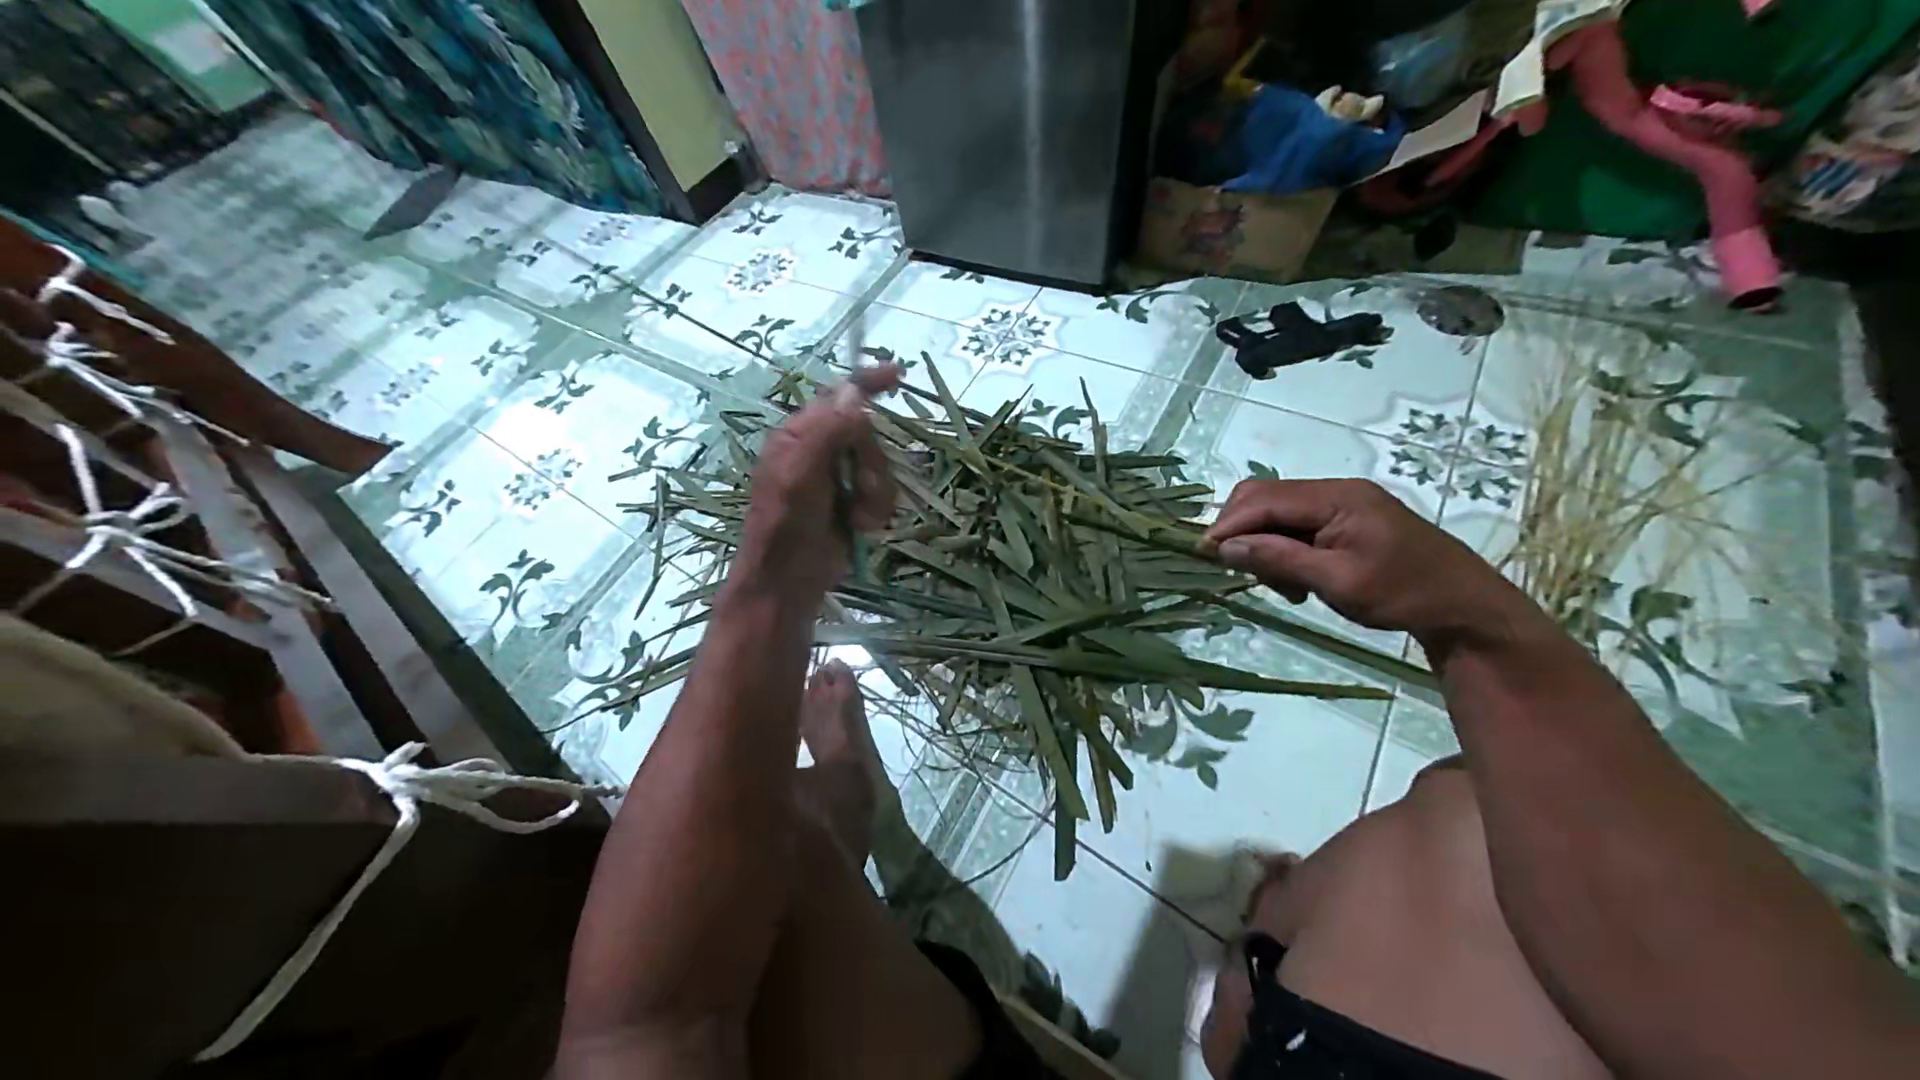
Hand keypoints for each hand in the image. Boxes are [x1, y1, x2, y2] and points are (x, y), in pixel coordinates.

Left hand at [730, 365, 900, 602]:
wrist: (789, 582)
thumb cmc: (784, 528)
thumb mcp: (798, 476)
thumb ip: (826, 433)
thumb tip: (854, 394)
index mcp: (800, 435)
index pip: (838, 397)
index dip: (867, 384)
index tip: (897, 375)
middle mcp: (821, 450)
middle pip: (868, 434)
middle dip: (870, 463)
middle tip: (858, 489)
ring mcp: (839, 478)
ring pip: (881, 466)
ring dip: (875, 493)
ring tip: (857, 517)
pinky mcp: (855, 503)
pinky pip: (884, 493)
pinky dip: (877, 511)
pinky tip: (861, 527)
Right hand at [1203, 478, 1537, 644]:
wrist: (1465, 608)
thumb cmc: (1404, 594)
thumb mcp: (1337, 581)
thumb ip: (1279, 559)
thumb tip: (1224, 547)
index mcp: (1338, 498)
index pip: (1265, 500)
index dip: (1229, 524)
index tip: (1203, 553)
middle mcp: (1335, 491)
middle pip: (1264, 497)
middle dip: (1242, 531)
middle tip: (1244, 571)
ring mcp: (1341, 504)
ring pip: (1275, 513)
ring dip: (1263, 545)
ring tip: (1282, 585)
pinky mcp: (1344, 521)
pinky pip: (1295, 525)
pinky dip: (1282, 549)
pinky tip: (1296, 579)